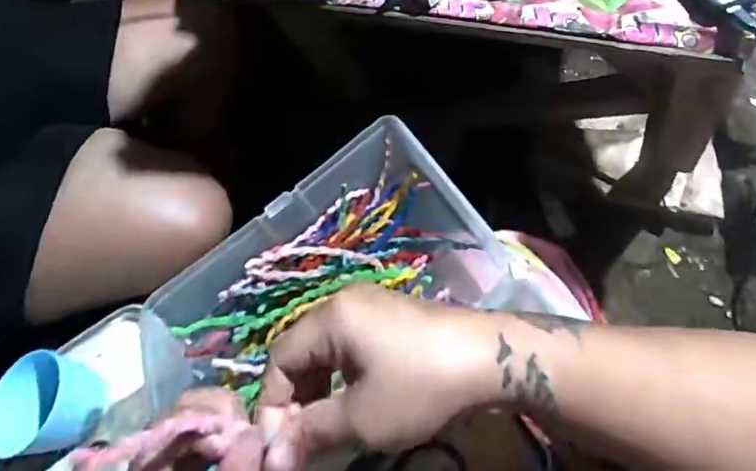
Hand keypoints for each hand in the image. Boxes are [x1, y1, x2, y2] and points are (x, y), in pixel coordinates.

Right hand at [254, 286, 499, 470]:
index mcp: (331, 316)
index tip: (280, 451)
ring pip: (322, 350)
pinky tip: (351, 406)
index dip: (272, 406)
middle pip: (299, 351)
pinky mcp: (386, 317)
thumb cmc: (418, 385)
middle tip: (300, 445)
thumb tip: (272, 458)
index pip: (279, 358)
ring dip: (316, 392)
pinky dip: (338, 378)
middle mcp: (343, 302)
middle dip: (293, 400)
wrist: (484, 357)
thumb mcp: (361, 418)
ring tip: (324, 432)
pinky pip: (346, 346)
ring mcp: (367, 305)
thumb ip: (311, 433)